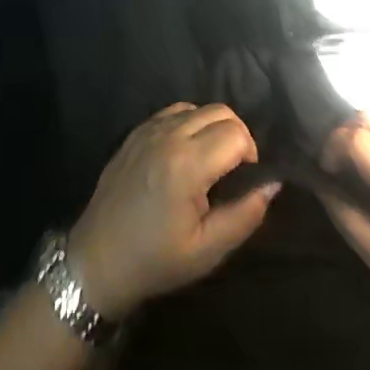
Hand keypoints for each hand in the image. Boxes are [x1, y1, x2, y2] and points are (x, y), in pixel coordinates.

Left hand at [68, 103, 279, 316]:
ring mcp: (148, 130)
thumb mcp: (208, 249)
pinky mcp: (135, 133)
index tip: (245, 180)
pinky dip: (190, 122)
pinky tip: (186, 152)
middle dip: (237, 135)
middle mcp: (168, 137)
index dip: (251, 154)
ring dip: (213, 126)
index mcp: (186, 165)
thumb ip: (246, 214)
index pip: (237, 134)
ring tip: (211, 159)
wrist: (97, 262)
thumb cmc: (155, 260)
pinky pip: (174, 112)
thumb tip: (272, 183)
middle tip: (233, 169)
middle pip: (221, 111)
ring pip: (198, 107)